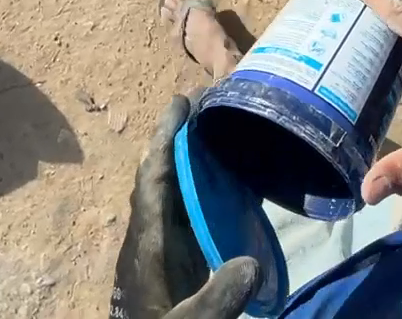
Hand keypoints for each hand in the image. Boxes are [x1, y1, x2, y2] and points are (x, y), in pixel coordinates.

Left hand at [109, 94, 258, 318]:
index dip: (166, 139)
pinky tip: (224, 176)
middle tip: (209, 102)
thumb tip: (253, 264)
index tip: (182, 102)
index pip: (153, 181)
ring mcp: (161, 250)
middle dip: (179, 137)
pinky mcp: (173, 263)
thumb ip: (217, 298)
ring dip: (190, 157)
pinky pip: (184, 209)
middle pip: (160, 176)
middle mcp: (150, 239)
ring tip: (218, 126)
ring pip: (171, 190)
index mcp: (148, 246)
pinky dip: (200, 183)